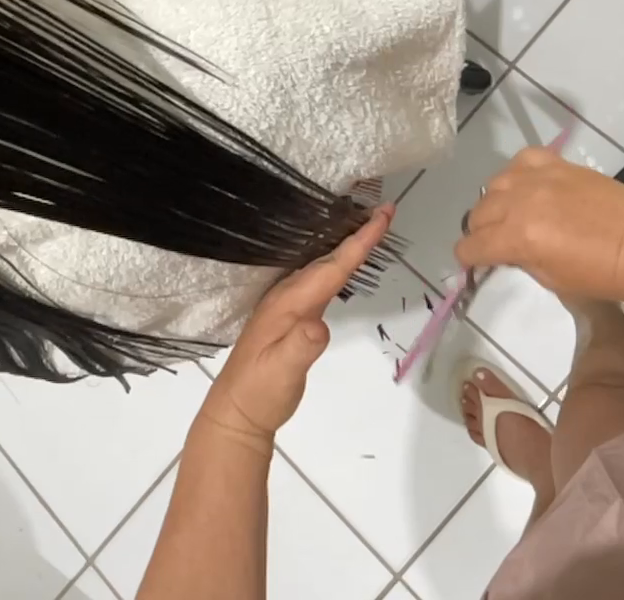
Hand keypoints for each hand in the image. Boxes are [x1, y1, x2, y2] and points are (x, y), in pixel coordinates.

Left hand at [198, 206, 393, 446]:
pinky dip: (337, 265)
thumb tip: (319, 325)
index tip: (381, 216)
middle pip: (328, 259)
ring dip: (346, 246)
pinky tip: (343, 265)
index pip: (331, 268)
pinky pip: (320, 280)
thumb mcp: (281, 373)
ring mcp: (288, 304)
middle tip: (385, 212)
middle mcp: (288, 295)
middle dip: (357, 234)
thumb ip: (300, 348)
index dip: (358, 242)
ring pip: (323, 266)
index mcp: (289, 303)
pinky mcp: (291, 315)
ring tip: (371, 227)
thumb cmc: (260, 393)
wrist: (238, 411)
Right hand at [458, 149, 623, 306]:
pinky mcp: (557, 163)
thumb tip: (504, 251)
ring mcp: (539, 177)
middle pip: (477, 214)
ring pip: (493, 186)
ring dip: (497, 204)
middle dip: (481, 233)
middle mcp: (521, 202)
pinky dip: (518, 175)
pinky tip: (530, 189)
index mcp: (519, 237)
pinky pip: (520, 161)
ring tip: (514, 217)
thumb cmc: (607, 277)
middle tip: (498, 245)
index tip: (475, 265)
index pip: (470, 245)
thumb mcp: (553, 280)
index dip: (468, 260)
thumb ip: (519, 259)